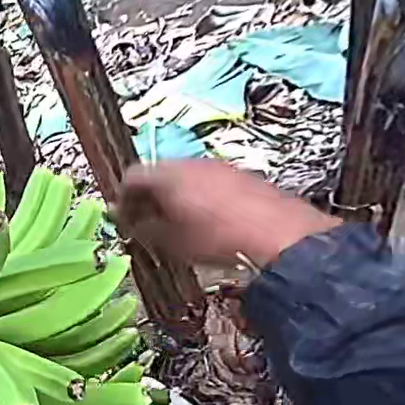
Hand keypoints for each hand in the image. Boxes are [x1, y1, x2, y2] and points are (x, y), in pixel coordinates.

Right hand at [113, 159, 339, 266]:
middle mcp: (190, 163)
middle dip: (147, 196)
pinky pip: (205, 180)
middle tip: (145, 221)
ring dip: (171, 196)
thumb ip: (142, 228)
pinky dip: (195, 196)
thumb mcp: (170, 241)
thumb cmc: (216, 240)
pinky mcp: (240, 174)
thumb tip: (129, 222)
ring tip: (174, 223)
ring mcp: (217, 166)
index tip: (123, 219)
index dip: (122, 199)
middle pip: (156, 173)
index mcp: (166, 175)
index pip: (131, 177)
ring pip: (182, 176)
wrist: (282, 237)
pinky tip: (203, 220)